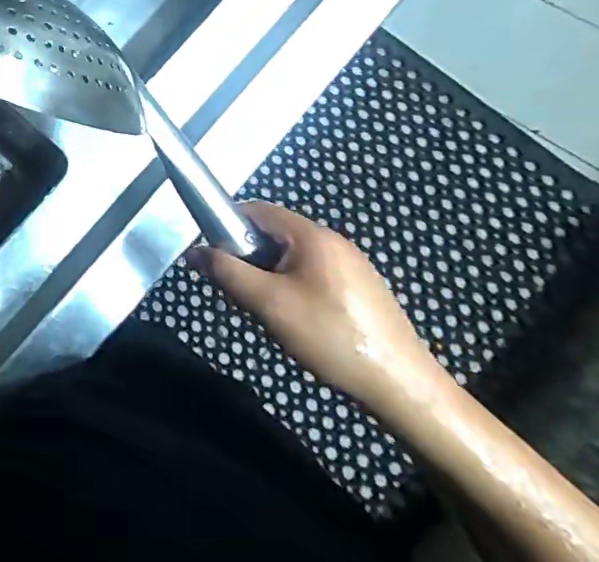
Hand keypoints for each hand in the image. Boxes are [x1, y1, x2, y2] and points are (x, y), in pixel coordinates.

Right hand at [193, 202, 446, 411]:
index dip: (226, 225)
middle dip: (247, 257)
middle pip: (272, 234)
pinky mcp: (361, 290)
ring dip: (267, 276)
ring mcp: (352, 266)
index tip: (212, 256)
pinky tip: (295, 321)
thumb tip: (194, 251)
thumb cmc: (330, 336)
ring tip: (266, 311)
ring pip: (290, 258)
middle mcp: (334, 242)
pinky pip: (311, 275)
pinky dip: (291, 289)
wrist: (403, 388)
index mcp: (313, 236)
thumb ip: (225, 270)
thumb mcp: (266, 303)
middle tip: (238, 292)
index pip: (256, 210)